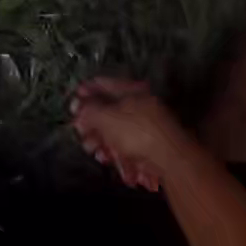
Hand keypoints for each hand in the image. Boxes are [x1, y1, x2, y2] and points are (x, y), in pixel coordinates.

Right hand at [70, 78, 187, 191]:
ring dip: (104, 142)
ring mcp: (149, 126)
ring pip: (119, 131)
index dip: (85, 92)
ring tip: (97, 153)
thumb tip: (77, 106)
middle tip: (82, 135)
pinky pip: (130, 146)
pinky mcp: (153, 146)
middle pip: (110, 110)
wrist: (172, 160)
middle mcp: (142, 104)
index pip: (103, 84)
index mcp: (132, 91)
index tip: (73, 102)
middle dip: (93, 125)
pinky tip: (112, 161)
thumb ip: (88, 111)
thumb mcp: (106, 118)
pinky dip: (120, 154)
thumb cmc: (137, 133)